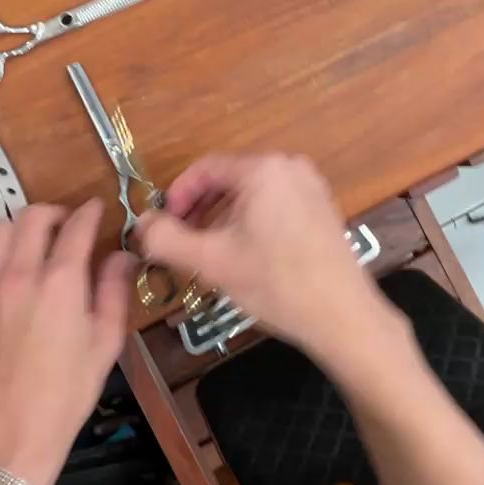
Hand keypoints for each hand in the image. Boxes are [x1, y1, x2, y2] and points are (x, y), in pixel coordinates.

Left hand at [0, 201, 135, 484]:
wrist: (9, 436)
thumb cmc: (66, 395)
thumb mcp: (104, 344)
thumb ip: (113, 292)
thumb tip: (120, 257)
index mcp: (60, 283)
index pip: (75, 226)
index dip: (90, 212)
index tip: (98, 209)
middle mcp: (19, 274)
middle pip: (31, 217)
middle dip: (55, 212)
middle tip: (70, 225)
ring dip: (20, 226)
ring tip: (38, 243)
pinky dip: (1, 251)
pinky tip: (16, 271)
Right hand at [137, 154, 411, 373]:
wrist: (343, 317)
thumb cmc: (276, 284)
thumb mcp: (212, 262)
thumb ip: (167, 239)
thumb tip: (141, 224)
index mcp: (262, 170)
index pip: (204, 169)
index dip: (177, 196)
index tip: (164, 224)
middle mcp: (289, 167)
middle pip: (227, 179)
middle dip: (199, 209)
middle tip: (183, 241)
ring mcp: (310, 186)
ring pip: (250, 194)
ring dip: (223, 217)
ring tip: (210, 252)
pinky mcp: (322, 208)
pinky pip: (273, 203)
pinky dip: (250, 221)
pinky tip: (245, 255)